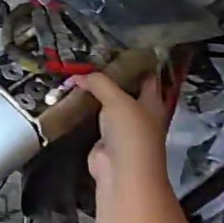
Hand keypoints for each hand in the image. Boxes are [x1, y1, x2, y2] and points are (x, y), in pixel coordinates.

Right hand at [75, 73, 169, 194]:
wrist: (121, 172)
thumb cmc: (131, 132)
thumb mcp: (117, 100)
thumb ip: (99, 83)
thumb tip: (78, 75)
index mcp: (152, 101)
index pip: (146, 76)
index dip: (134, 63)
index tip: (115, 51)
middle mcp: (139, 113)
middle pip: (125, 90)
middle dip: (109, 78)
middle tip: (88, 62)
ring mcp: (121, 128)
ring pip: (107, 105)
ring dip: (94, 95)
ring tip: (75, 77)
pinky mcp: (104, 140)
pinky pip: (93, 120)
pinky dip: (84, 111)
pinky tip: (71, 100)